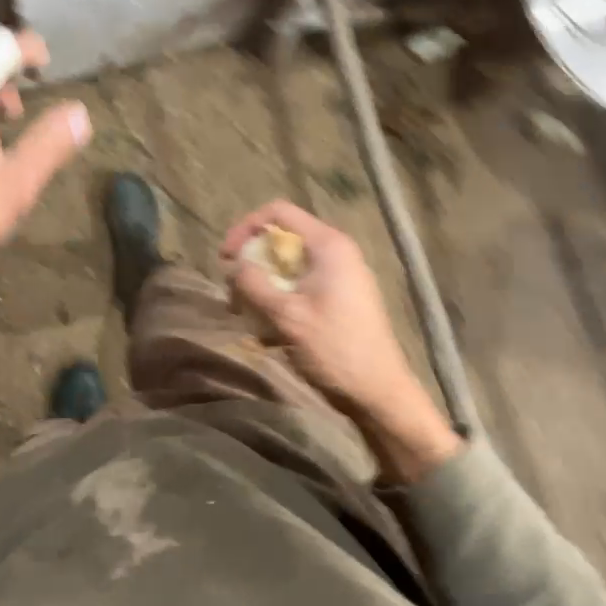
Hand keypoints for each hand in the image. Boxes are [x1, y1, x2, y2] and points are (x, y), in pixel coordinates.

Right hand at [221, 200, 460, 481]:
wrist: (378, 393)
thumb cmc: (334, 349)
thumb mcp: (285, 316)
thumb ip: (254, 284)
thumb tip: (235, 265)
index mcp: (328, 245)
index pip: (277, 211)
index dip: (245, 227)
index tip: (226, 259)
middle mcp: (336, 251)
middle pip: (281, 237)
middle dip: (252, 260)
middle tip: (233, 289)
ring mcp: (341, 275)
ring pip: (288, 263)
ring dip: (262, 283)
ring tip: (246, 313)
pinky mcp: (340, 297)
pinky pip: (301, 283)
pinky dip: (279, 297)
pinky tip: (268, 330)